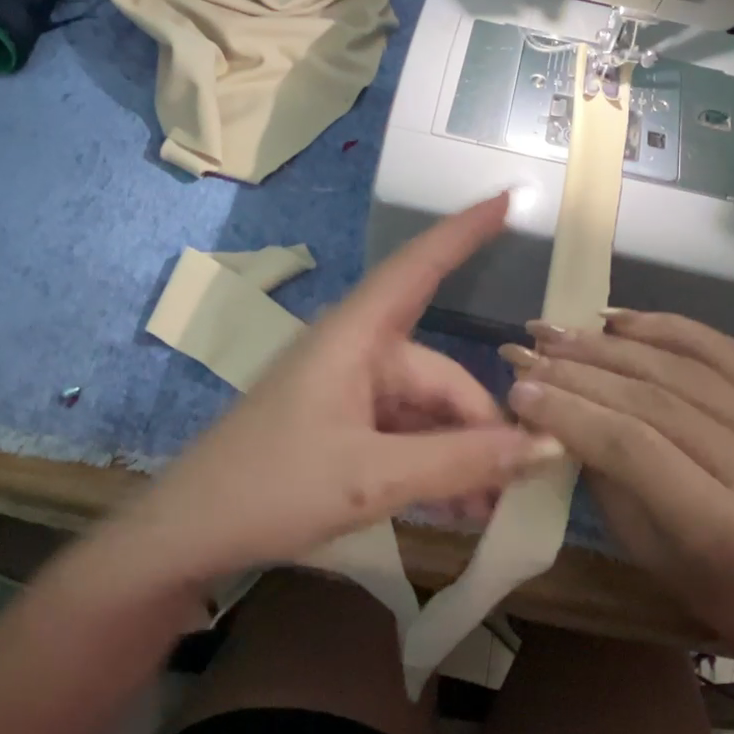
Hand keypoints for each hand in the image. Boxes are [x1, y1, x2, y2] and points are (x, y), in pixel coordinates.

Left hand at [127, 194, 562, 583]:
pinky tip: (455, 506)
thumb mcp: (373, 479)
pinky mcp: (340, 427)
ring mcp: (346, 392)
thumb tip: (546, 447)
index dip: (464, 232)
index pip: (417, 268)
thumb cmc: (271, 488)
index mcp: (354, 338)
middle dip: (482, 428)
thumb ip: (461, 462)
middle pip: (441, 375)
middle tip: (514, 486)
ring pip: (427, 412)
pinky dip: (432, 464)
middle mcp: (355, 354)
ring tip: (486, 508)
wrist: (188, 536)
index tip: (510, 197)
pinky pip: (404, 434)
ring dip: (460, 456)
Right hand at [501, 311, 733, 635]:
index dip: (572, 412)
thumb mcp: (631, 534)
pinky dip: (660, 326)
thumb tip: (543, 399)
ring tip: (556, 334)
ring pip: (679, 368)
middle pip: (655, 401)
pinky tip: (612, 319)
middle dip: (580, 373)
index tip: (519, 390)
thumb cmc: (688, 567)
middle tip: (528, 354)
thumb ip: (596, 465)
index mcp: (722, 524)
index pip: (634, 448)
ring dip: (608, 345)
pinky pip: (716, 348)